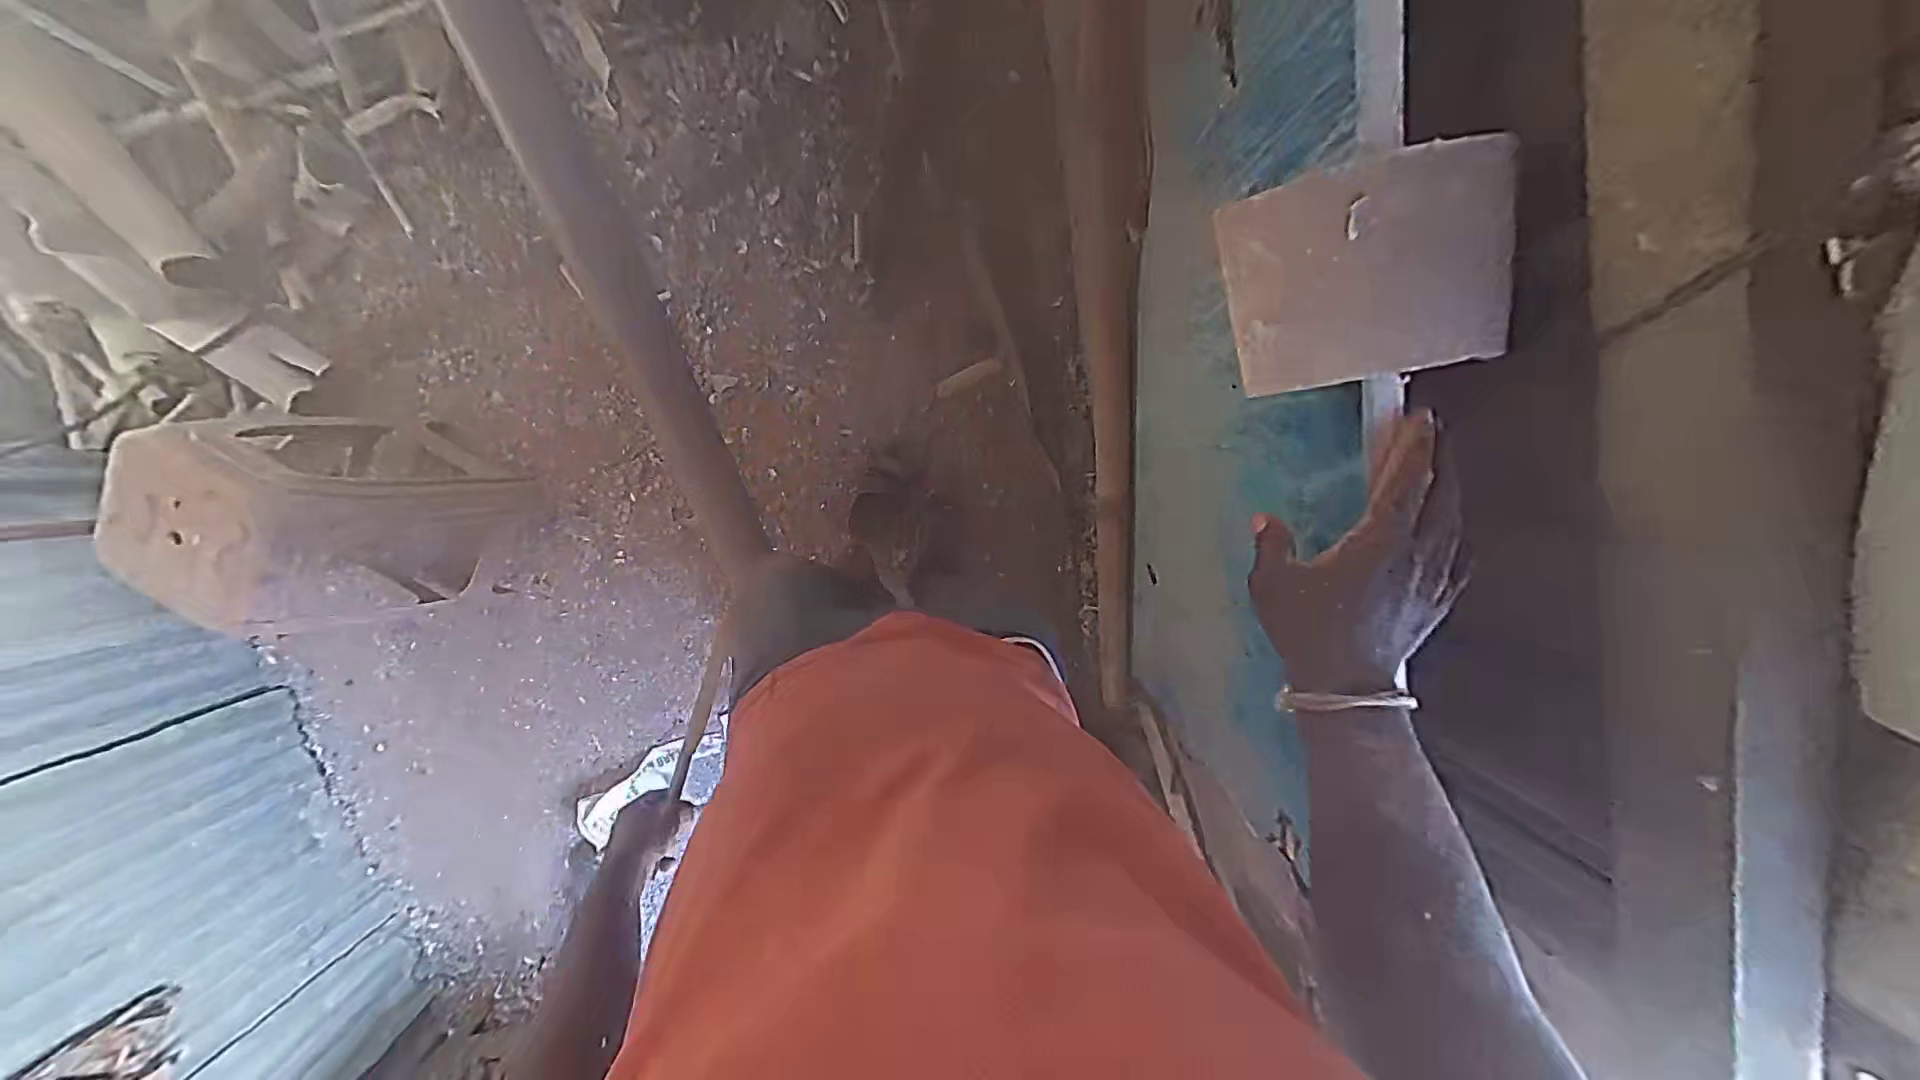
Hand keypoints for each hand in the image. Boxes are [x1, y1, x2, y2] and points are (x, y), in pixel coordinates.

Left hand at [606, 790, 694, 871]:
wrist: (627, 874)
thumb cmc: (647, 840)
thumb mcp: (677, 816)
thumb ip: (688, 809)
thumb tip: (693, 810)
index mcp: (635, 806)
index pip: (661, 797)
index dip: (678, 802)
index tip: (690, 810)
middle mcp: (626, 824)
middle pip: (659, 821)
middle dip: (674, 829)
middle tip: (681, 834)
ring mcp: (624, 846)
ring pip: (656, 842)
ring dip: (668, 848)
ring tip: (669, 853)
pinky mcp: (626, 866)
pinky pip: (650, 860)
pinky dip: (659, 863)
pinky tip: (662, 866)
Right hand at [1247, 409, 1467, 694]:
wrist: (1347, 686)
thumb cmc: (1309, 631)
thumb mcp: (1273, 585)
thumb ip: (1271, 546)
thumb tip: (1265, 520)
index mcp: (1380, 539)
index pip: (1405, 478)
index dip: (1413, 443)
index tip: (1419, 415)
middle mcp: (1418, 551)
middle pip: (1441, 491)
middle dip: (1438, 456)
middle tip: (1432, 433)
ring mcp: (1436, 576)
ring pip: (1455, 519)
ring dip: (1449, 489)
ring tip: (1439, 473)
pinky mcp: (1440, 599)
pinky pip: (1459, 553)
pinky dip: (1455, 532)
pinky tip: (1449, 533)